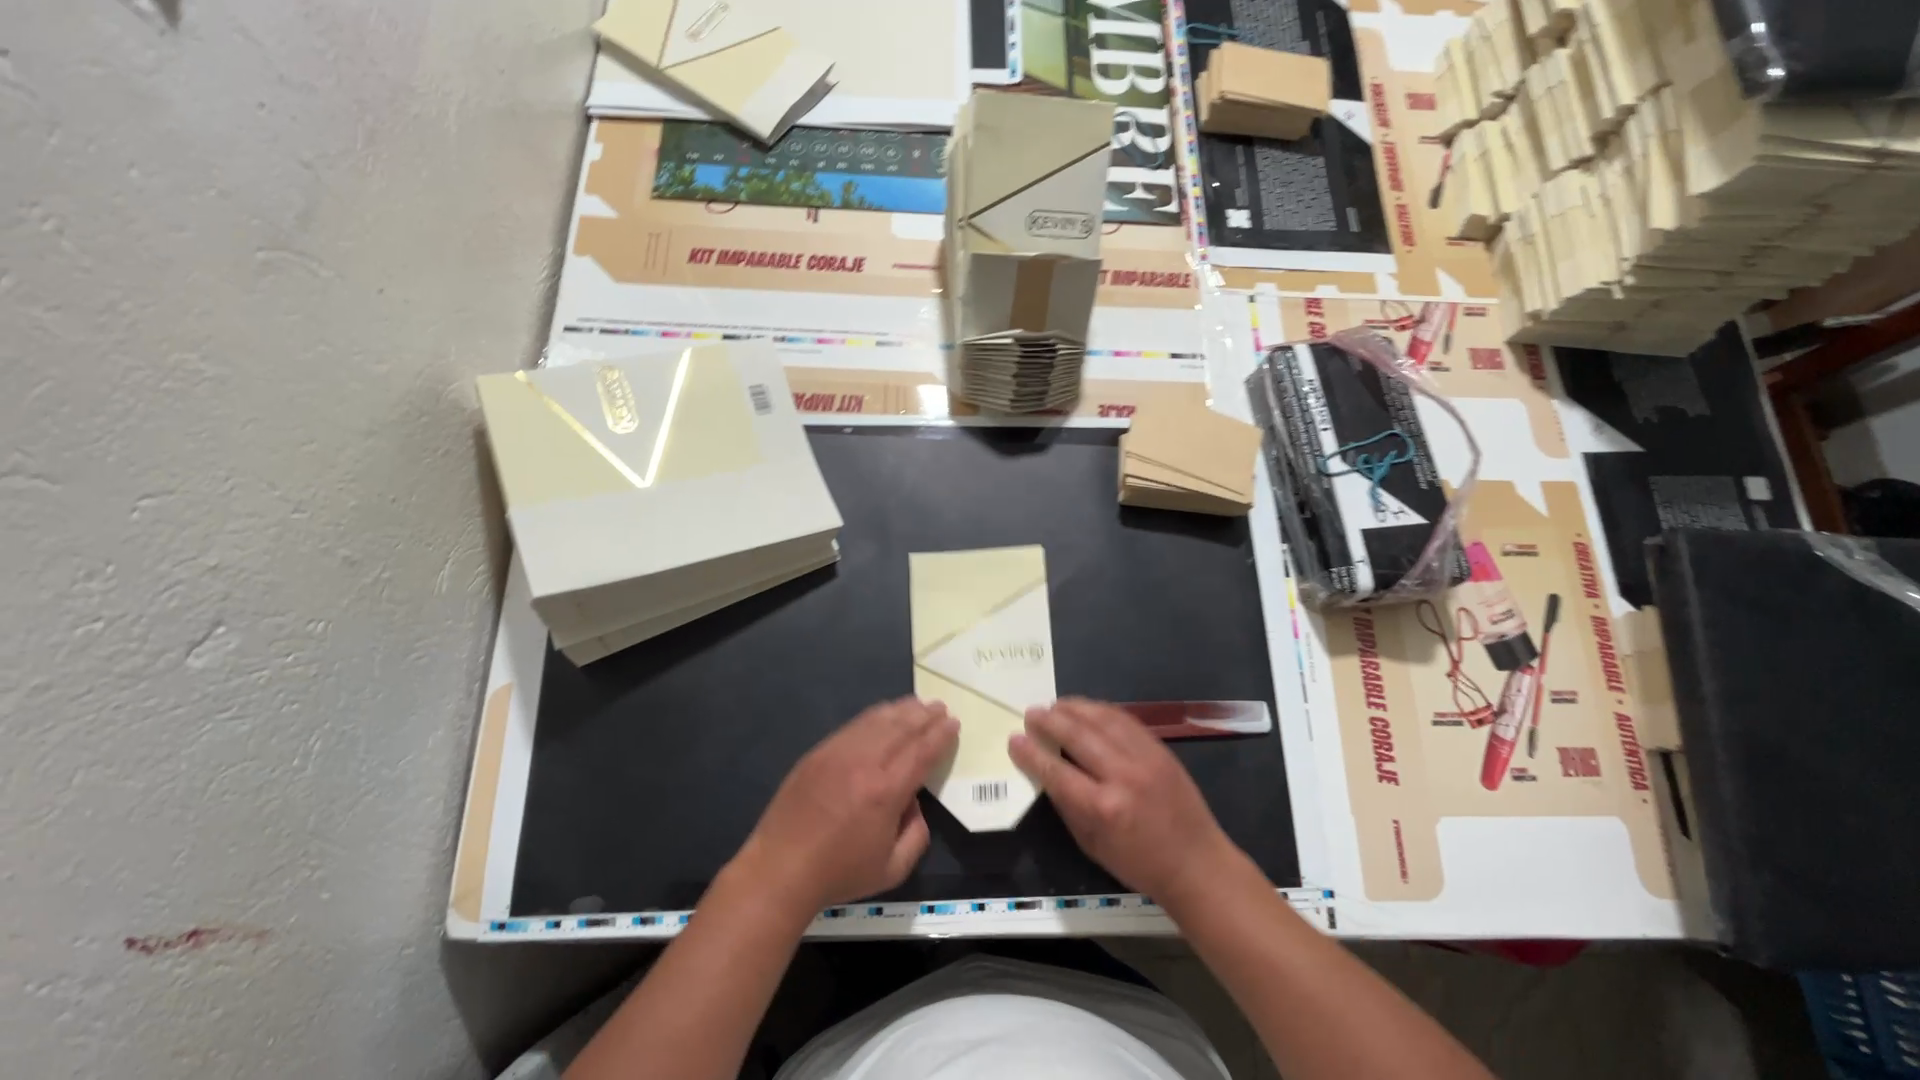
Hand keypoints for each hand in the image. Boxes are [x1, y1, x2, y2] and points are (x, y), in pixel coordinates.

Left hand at [734, 697, 958, 912]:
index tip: (953, 723)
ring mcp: (837, 754)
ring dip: (901, 710)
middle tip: (941, 707)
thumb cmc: (838, 873)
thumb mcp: (892, 869)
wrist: (779, 869)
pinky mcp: (817, 753)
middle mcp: (863, 763)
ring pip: (876, 721)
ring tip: (918, 704)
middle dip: (925, 716)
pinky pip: (853, 726)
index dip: (940, 735)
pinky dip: (874, 716)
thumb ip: (916, 835)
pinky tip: (884, 715)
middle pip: (901, 728)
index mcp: (885, 791)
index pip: (921, 752)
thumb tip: (914, 805)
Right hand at [1009, 697, 1241, 902]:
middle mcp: (1122, 776)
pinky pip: (1125, 720)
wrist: (1197, 863)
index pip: (1056, 771)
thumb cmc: (1139, 864)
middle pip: (1077, 735)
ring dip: (1075, 708)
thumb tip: (1046, 773)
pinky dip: (1102, 711)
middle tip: (1031, 713)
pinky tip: (1088, 710)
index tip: (1014, 739)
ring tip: (1055, 705)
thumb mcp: (1091, 845)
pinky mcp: (1161, 749)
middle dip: (1049, 721)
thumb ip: (1067, 806)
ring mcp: (1145, 758)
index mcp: (1101, 807)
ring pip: (1103, 719)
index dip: (1031, 753)